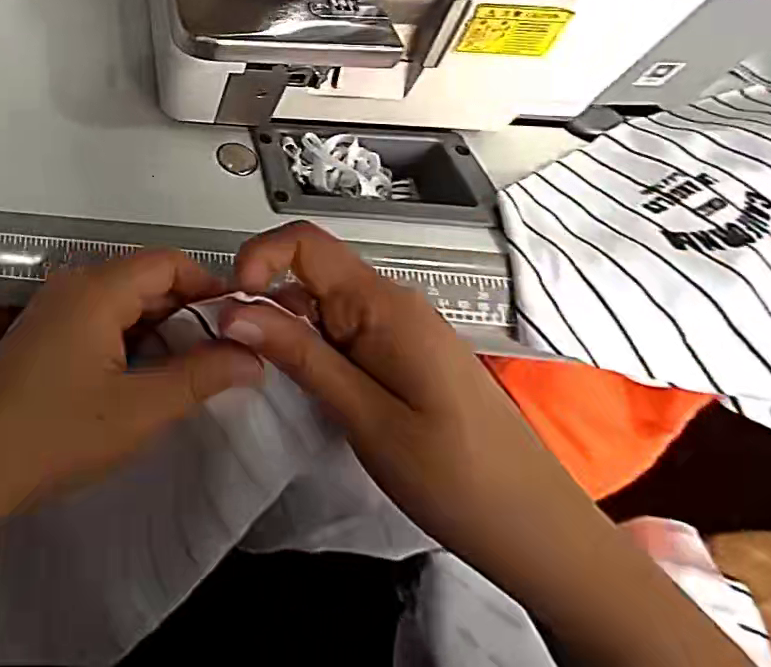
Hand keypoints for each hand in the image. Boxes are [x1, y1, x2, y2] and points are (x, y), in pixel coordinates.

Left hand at [0, 250, 263, 556]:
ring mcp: (56, 305)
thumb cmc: (51, 436)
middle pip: (147, 277)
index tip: (239, 324)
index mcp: (97, 289)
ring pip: (125, 298)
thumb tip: (249, 357)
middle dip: (189, 311)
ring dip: (161, 327)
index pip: (169, 262)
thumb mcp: (138, 410)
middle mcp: (74, 284)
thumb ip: (199, 377)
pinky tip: (147, 374)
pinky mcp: (46, 328)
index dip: (209, 287)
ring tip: (192, 369)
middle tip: (223, 353)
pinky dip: (132, 336)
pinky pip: (101, 315)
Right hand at [214, 221, 530, 535]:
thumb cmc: (461, 479)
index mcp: (385, 306)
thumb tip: (236, 311)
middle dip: (263, 300)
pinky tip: (312, 386)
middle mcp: (391, 303)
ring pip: (319, 301)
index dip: (258, 257)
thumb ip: (301, 356)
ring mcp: (397, 326)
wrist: (538, 529)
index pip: (306, 242)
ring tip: (278, 378)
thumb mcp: (367, 419)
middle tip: (241, 352)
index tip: (233, 304)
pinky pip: (340, 327)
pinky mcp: (399, 350)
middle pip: (307, 271)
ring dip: (285, 328)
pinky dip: (311, 346)